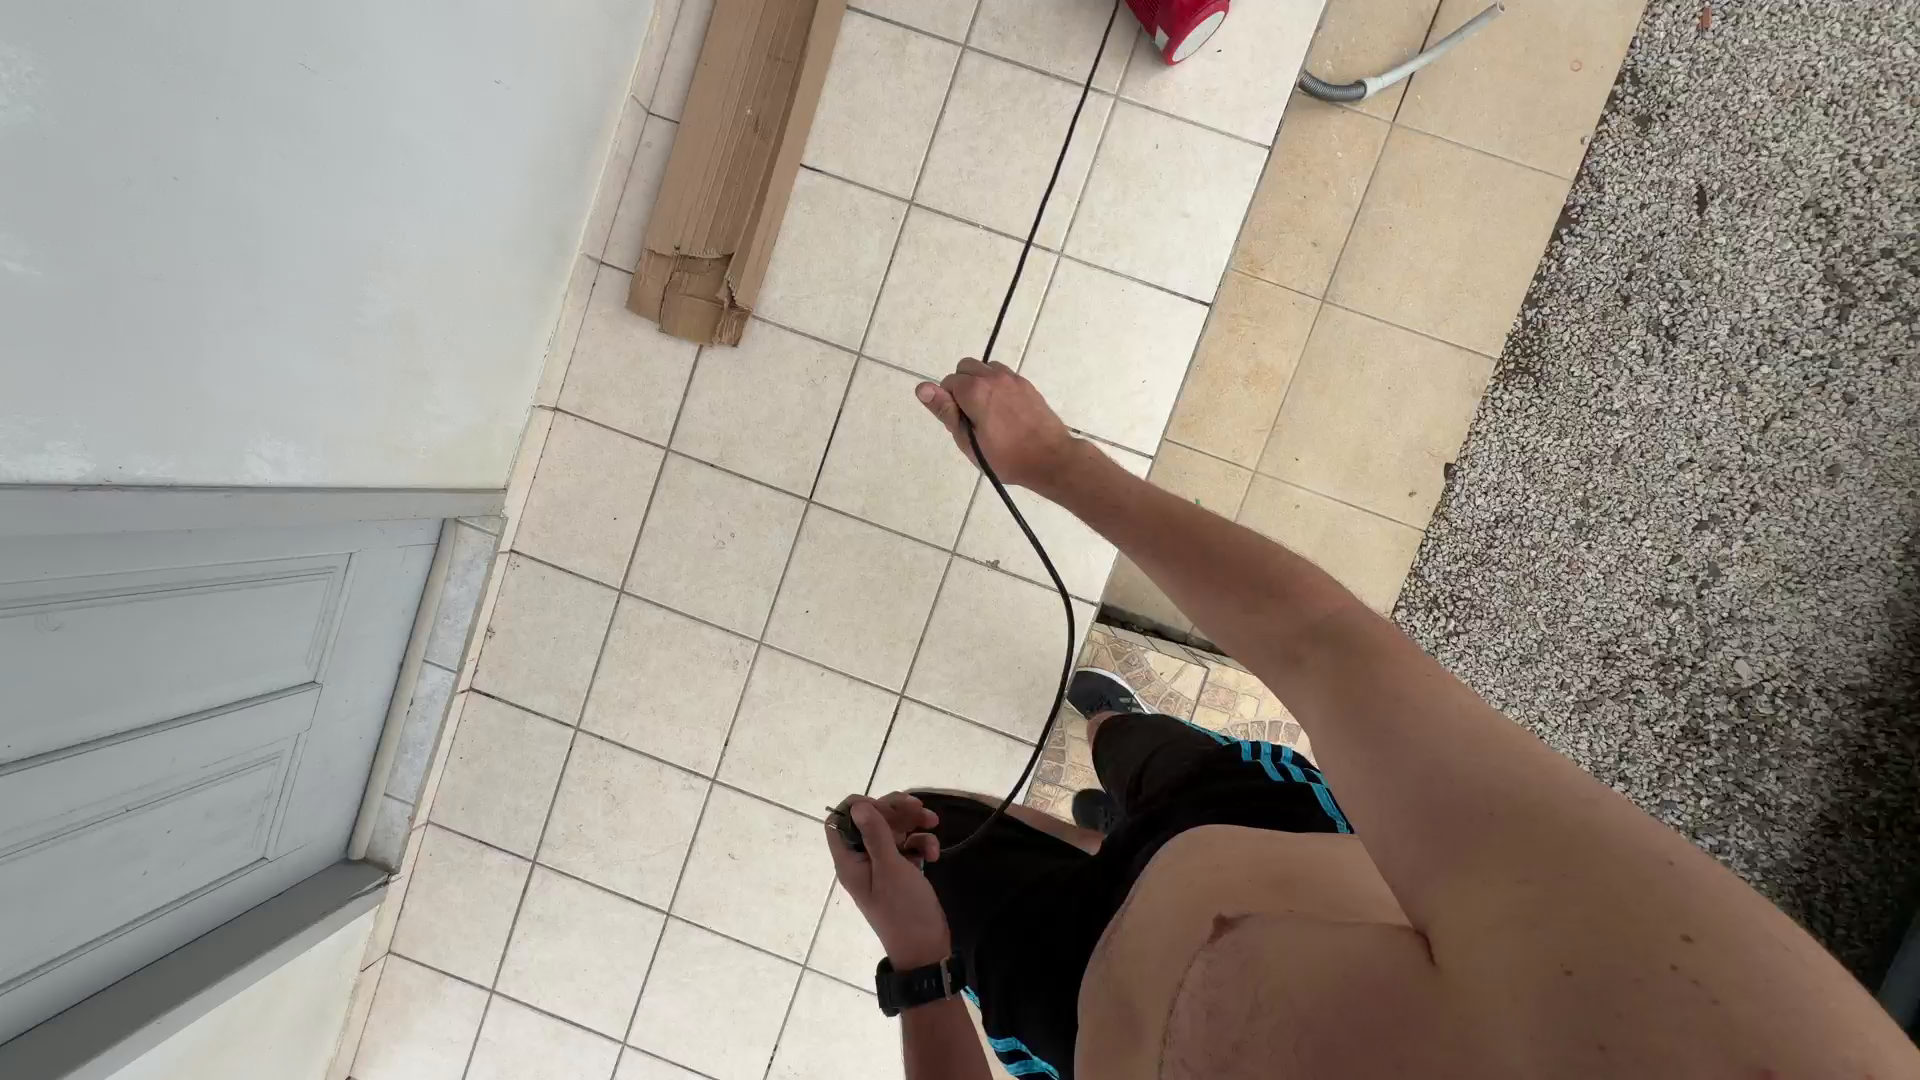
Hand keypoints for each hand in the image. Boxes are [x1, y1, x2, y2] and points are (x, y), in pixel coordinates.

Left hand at [826, 793, 951, 968]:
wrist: (927, 949)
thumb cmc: (903, 910)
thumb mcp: (890, 868)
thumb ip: (874, 834)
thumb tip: (857, 805)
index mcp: (849, 861)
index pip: (839, 822)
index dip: (858, 808)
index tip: (883, 807)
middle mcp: (862, 859)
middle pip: (870, 819)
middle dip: (895, 809)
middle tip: (918, 809)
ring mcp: (882, 864)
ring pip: (893, 828)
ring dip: (913, 822)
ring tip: (933, 823)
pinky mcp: (902, 869)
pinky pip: (908, 844)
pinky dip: (922, 842)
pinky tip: (934, 854)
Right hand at [916, 359, 1083, 493]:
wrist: (1050, 458)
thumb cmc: (1006, 457)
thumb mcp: (968, 440)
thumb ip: (945, 410)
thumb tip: (922, 387)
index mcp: (975, 390)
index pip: (948, 383)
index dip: (949, 403)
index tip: (961, 424)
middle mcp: (993, 377)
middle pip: (965, 368)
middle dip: (962, 387)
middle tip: (972, 417)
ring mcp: (1013, 378)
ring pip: (985, 369)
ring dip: (980, 384)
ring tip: (988, 414)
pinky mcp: (1027, 385)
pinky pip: (1003, 376)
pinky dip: (996, 386)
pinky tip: (1004, 412)